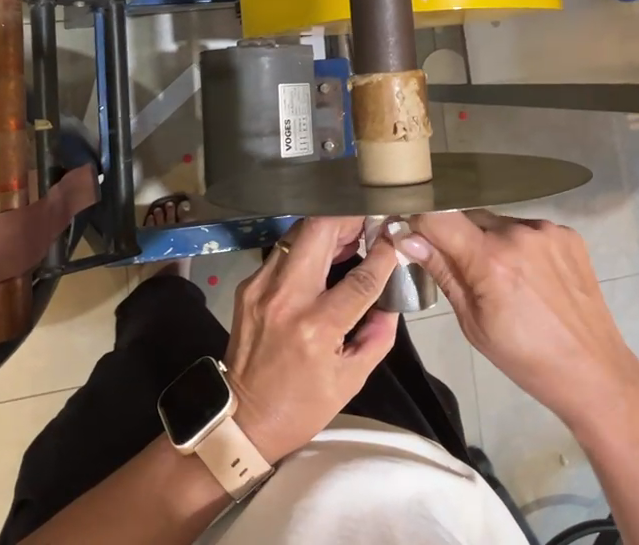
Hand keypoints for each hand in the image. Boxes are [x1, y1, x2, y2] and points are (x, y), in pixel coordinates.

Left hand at [223, 217, 400, 461]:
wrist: (241, 420)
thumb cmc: (302, 406)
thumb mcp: (351, 379)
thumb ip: (379, 335)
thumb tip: (392, 299)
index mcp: (316, 327)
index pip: (360, 278)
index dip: (384, 254)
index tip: (397, 237)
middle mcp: (286, 298)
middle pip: (319, 230)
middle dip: (349, 218)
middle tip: (370, 222)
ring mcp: (262, 287)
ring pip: (298, 233)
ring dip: (328, 228)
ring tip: (351, 235)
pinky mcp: (249, 286)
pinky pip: (283, 251)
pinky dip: (307, 246)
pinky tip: (323, 255)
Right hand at [396, 211, 638, 432]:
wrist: (594, 372)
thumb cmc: (525, 358)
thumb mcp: (473, 323)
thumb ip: (443, 273)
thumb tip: (406, 238)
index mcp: (491, 261)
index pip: (439, 217)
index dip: (419, 221)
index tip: (409, 232)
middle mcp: (519, 234)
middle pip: (470, 218)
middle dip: (457, 237)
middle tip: (463, 271)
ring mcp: (548, 231)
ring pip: (499, 223)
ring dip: (491, 240)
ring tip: (504, 280)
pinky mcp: (568, 234)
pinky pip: (527, 229)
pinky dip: (520, 245)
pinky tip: (531, 277)